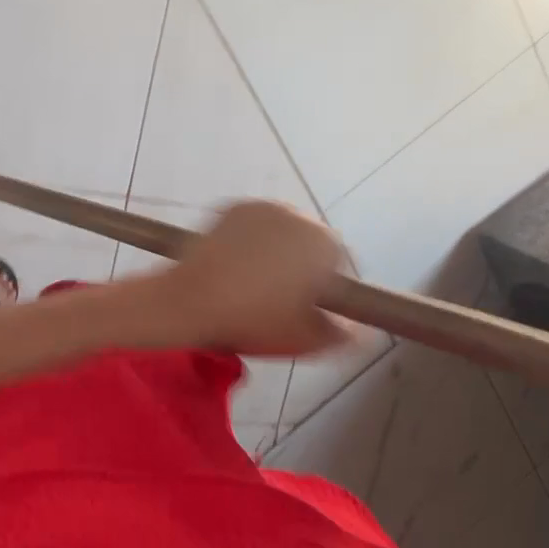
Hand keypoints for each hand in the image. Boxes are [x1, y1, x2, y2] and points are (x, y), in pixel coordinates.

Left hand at [155, 202, 348, 356]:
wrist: (190, 300)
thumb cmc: (253, 320)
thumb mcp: (307, 340)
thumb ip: (344, 334)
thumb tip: (357, 330)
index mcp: (324, 243)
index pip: (343, 263)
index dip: (332, 288)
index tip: (315, 307)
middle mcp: (299, 215)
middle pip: (313, 242)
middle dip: (307, 264)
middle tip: (286, 295)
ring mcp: (263, 206)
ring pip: (284, 230)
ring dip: (281, 249)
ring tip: (261, 279)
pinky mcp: (233, 206)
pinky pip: (255, 224)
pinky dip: (254, 239)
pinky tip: (240, 263)